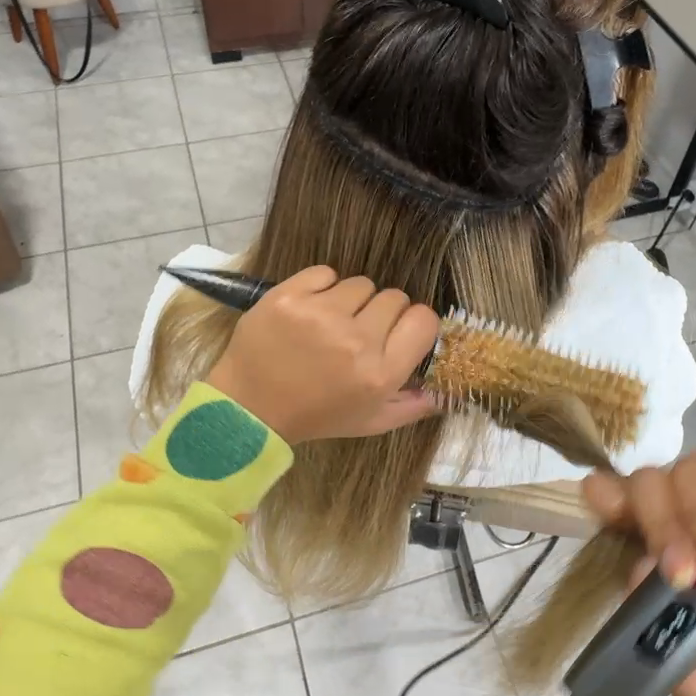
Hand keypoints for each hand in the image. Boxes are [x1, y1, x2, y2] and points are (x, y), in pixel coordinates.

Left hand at [204, 266, 440, 442]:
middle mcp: (356, 341)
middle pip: (394, 298)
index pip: (424, 320)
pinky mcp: (289, 295)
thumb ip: (412, 406)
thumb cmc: (315, 416)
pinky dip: (322, 286)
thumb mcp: (369, 422)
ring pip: (360, 284)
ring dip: (351, 300)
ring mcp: (321, 315)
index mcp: (380, 374)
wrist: (249, 408)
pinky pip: (326, 273)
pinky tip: (311, 310)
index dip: (414, 324)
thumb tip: (446, 390)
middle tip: (359, 332)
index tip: (397, 333)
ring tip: (331, 323)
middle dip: (381, 313)